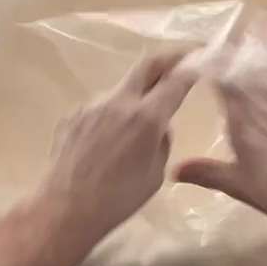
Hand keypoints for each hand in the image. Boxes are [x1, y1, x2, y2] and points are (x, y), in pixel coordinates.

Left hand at [29, 50, 199, 255]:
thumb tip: (157, 127)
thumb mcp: (155, 174)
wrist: (65, 208)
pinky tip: (105, 144)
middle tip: (181, 58)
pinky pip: (100, 109)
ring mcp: (92, 105)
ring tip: (132, 131)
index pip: (176, 81)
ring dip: (134, 100)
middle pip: (147, 64)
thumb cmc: (117, 199)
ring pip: (121, 91)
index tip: (201, 62)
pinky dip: (111, 118)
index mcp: (146, 118)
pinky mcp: (73, 114)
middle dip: (169, 57)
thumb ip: (161, 142)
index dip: (192, 68)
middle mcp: (119, 102)